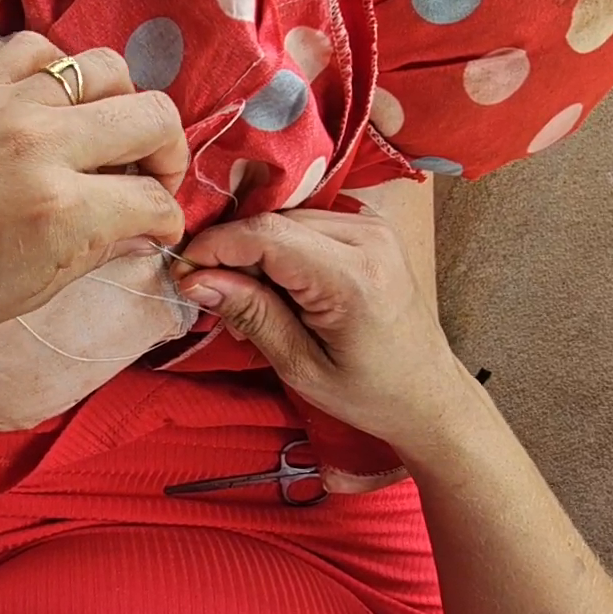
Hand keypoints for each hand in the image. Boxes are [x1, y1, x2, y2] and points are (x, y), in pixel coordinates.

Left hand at [0, 33, 187, 415]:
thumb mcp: (38, 287)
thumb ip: (101, 246)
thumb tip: (145, 227)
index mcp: (64, 209)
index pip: (153, 199)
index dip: (167, 219)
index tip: (159, 228)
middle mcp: (44, 144)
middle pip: (152, 118)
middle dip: (167, 155)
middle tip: (149, 182)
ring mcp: (6, 106)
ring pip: (107, 70)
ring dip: (123, 106)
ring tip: (108, 140)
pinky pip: (37, 49)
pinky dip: (59, 71)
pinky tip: (55, 105)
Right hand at [176, 209, 479, 455]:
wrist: (429, 394)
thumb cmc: (367, 393)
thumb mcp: (299, 365)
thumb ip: (250, 314)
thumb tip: (195, 280)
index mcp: (352, 277)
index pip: (265, 235)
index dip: (214, 248)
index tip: (183, 276)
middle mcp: (367, 237)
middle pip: (271, 221)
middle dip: (231, 253)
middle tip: (216, 300)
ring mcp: (372, 227)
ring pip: (284, 219)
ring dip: (253, 253)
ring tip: (249, 302)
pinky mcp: (369, 229)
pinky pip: (303, 224)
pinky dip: (276, 251)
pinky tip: (276, 288)